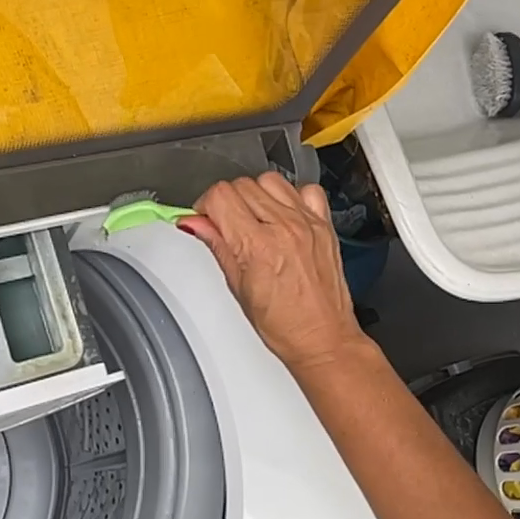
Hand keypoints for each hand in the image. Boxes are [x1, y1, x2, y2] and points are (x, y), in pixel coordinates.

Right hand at [179, 172, 369, 371]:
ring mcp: (307, 223)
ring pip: (269, 180)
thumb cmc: (284, 325)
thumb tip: (195, 223)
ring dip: (255, 195)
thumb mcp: (238, 287)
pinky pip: (306, 189)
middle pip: (241, 185)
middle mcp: (284, 228)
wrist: (323, 338)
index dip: (205, 206)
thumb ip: (217, 245)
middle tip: (226, 225)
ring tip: (254, 219)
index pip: (220, 196)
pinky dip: (291, 196)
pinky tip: (283, 215)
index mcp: (258, 245)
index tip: (205, 220)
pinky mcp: (324, 224)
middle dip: (227, 202)